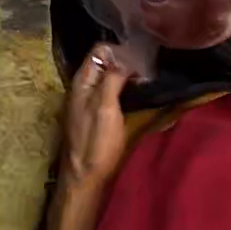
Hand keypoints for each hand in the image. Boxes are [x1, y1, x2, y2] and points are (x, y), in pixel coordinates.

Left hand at [55, 43, 130, 209]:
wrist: (85, 178)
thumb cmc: (96, 142)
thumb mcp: (105, 106)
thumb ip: (112, 78)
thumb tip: (125, 56)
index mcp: (82, 80)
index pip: (100, 50)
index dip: (121, 50)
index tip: (141, 58)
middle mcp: (83, 86)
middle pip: (104, 61)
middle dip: (125, 60)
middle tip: (148, 68)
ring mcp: (87, 100)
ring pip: (107, 76)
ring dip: (125, 74)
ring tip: (146, 79)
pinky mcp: (95, 114)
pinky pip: (109, 90)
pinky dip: (123, 87)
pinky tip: (137, 93)